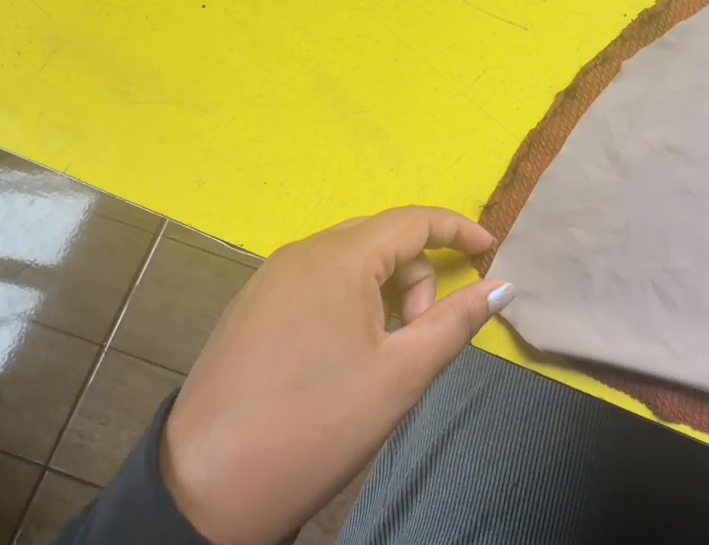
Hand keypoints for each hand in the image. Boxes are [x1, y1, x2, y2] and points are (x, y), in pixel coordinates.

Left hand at [159, 207, 512, 544]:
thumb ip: (456, 320)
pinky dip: (350, 298)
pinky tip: (346, 350)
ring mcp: (271, 276)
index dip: (457, 229)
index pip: (413, 220)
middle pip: (382, 238)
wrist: (205, 488)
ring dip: (385, 289)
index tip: (490, 249)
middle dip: (419, 271)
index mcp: (340, 258)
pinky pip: (318, 279)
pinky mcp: (252, 304)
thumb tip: (503, 285)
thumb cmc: (318, 423)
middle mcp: (303, 252)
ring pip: (349, 260)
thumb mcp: (401, 374)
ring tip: (386, 348)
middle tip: (425, 328)